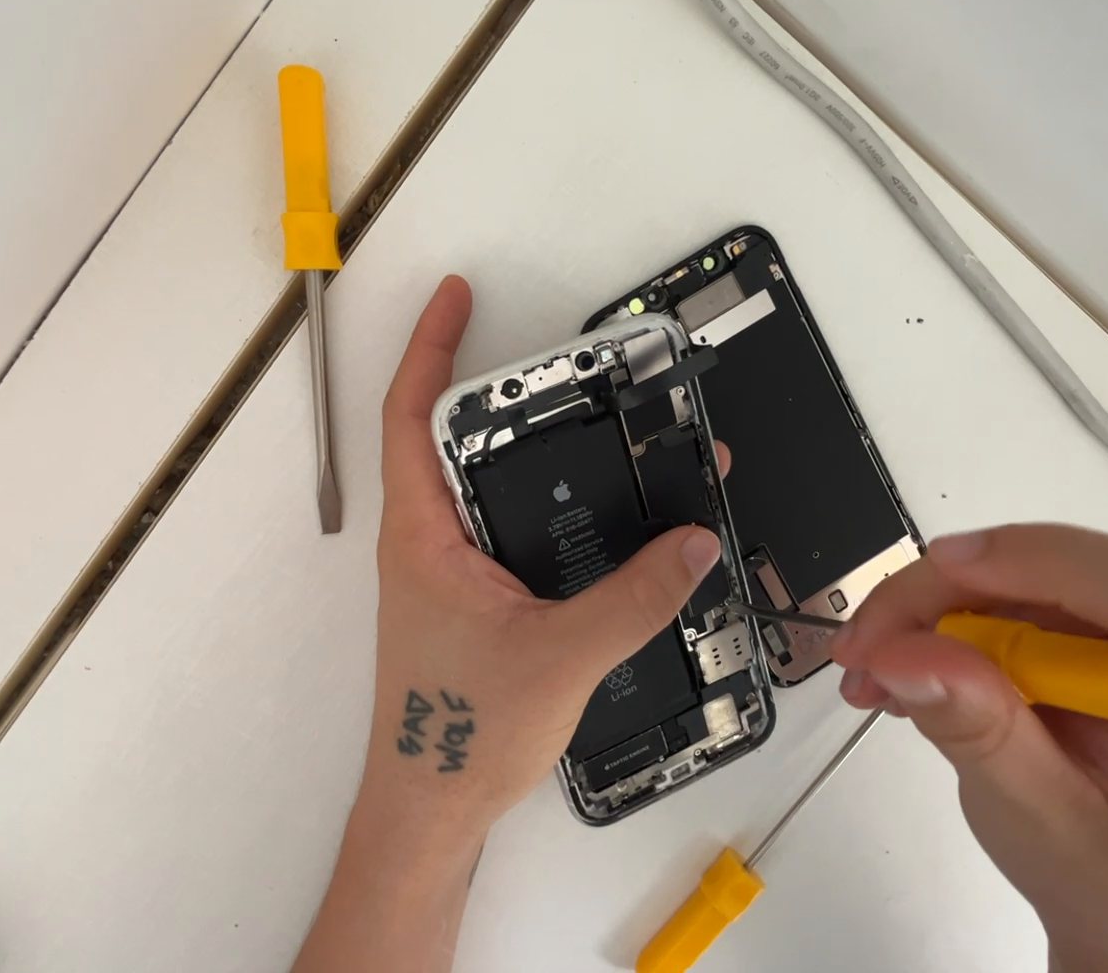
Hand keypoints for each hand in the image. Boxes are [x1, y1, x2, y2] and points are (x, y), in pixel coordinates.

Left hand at [294, 276, 726, 972]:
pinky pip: (505, 527)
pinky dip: (544, 505)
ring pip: (486, 485)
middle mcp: (428, 538)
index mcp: (423, 532)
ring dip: (532, 454)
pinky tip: (594, 513)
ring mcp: (448, 568)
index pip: (412, 416)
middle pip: (454, 439)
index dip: (430, 348)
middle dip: (506, 395)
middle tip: (566, 367)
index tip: (455, 295)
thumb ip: (633, 597)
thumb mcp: (560, 657)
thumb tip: (696, 543)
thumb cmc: (467, 732)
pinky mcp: (472, 596)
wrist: (433, 812)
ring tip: (600, 433)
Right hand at [832, 524, 1107, 972]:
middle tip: (869, 636)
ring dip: (931, 605)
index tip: (946, 566)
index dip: (1062, 565)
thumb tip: (899, 653)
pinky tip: (896, 662)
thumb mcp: (1036, 817)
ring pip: (1030, 575)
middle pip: (1086, 574)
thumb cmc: (1099, 878)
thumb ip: (977, 732)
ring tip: (867, 662)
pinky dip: (937, 618)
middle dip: (959, 590)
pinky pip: (1008, 593)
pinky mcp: (1097, 627)